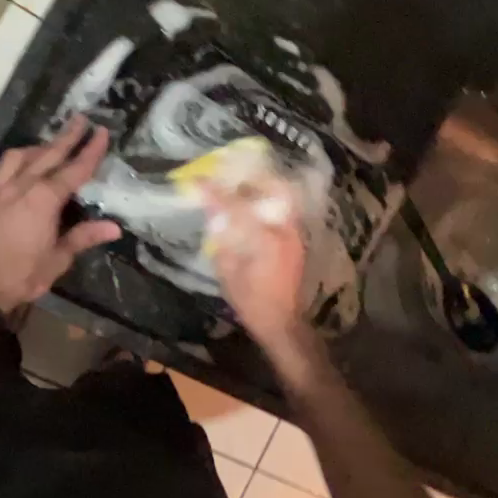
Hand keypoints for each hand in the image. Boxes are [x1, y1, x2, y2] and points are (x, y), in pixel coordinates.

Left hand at [0, 115, 121, 315]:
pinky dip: (15, 169)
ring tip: (48, 144)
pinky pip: (0, 176)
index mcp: (43, 201)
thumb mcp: (57, 260)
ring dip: (36, 148)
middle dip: (66, 137)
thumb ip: (82, 238)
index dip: (89, 151)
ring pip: (17, 159)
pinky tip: (19, 178)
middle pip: (46, 155)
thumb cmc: (20, 276)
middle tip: (80, 119)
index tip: (101, 132)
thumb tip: (114, 227)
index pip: (73, 171)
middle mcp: (19, 188)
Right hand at [204, 180, 308, 353]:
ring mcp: (295, 234)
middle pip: (273, 188)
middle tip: (231, 175)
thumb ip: (222, 238)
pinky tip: (255, 209)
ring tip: (242, 188)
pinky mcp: (298, 240)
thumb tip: (213, 213)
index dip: (216, 192)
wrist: (282, 322)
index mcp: (264, 239)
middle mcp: (284, 230)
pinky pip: (285, 211)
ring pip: (283, 197)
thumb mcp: (227, 272)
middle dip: (251, 178)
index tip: (199, 181)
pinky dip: (270, 204)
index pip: (236, 206)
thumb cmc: (251, 302)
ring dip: (263, 188)